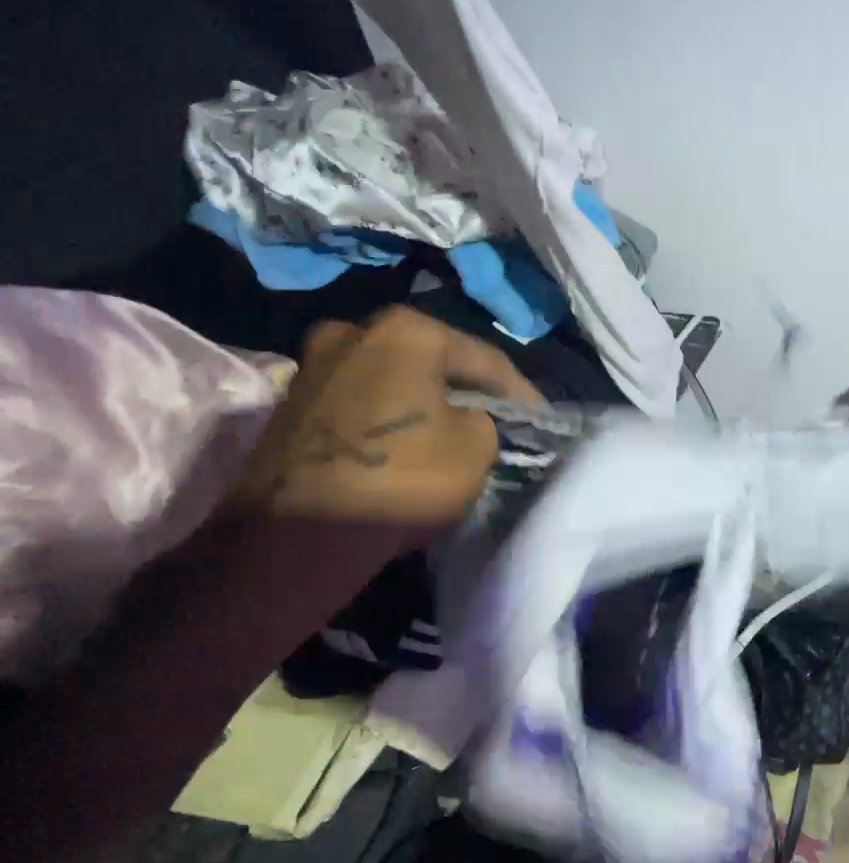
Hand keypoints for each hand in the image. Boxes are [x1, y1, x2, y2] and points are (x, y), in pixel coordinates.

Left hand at [227, 306, 542, 531]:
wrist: (300, 531)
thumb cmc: (405, 476)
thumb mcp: (479, 447)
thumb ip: (482, 419)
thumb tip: (466, 417)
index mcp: (407, 331)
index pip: (486, 359)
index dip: (522, 393)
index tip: (541, 419)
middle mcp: (355, 331)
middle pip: (433, 361)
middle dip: (467, 389)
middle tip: (498, 419)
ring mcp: (315, 364)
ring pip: (395, 379)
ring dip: (426, 402)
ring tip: (455, 431)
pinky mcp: (293, 401)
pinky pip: (365, 400)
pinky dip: (393, 416)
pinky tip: (413, 441)